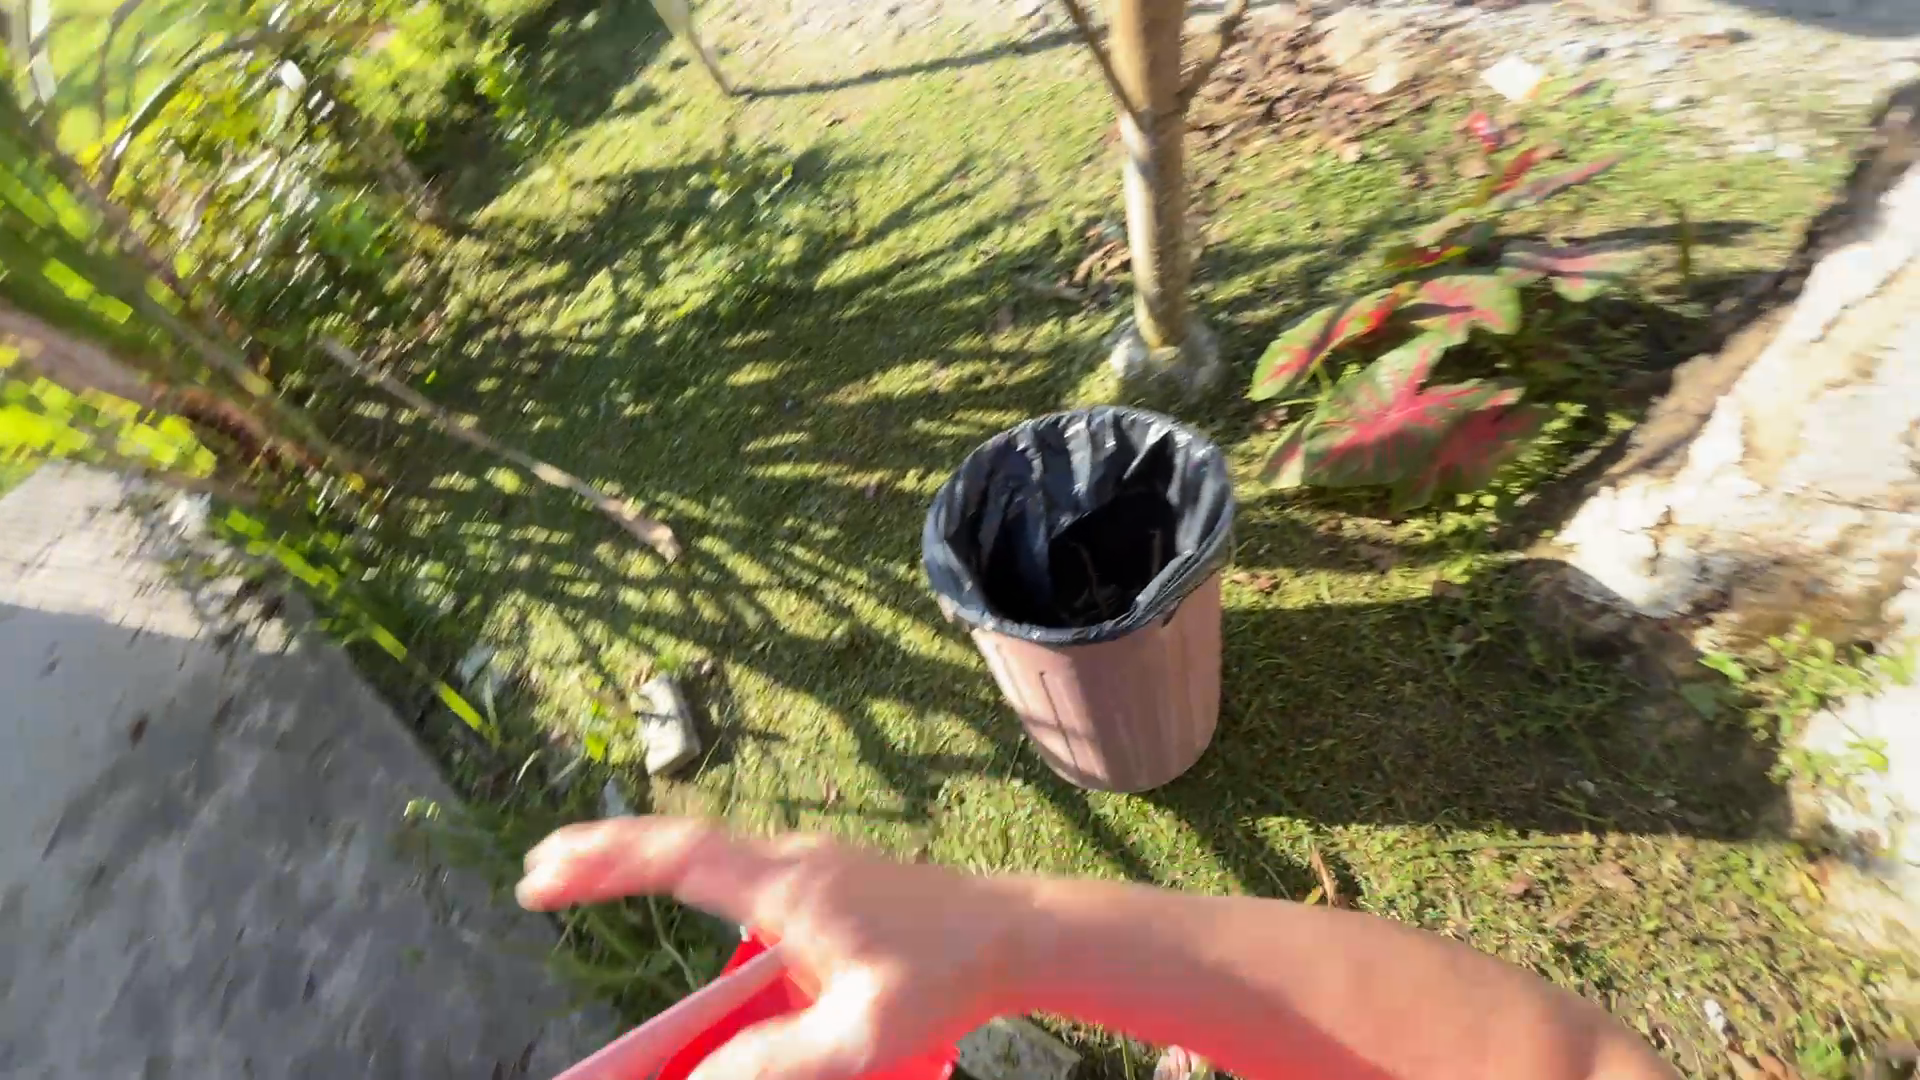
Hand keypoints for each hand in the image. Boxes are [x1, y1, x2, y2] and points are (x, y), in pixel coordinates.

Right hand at [517, 817, 1032, 1079]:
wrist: (1007, 928)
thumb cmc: (942, 976)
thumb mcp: (860, 1038)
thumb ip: (773, 1065)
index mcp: (792, 886)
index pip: (683, 858)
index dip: (608, 862)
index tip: (544, 873)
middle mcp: (795, 858)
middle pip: (687, 841)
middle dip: (611, 850)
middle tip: (542, 871)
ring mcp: (813, 859)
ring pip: (713, 845)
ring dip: (649, 854)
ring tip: (590, 870)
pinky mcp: (828, 872)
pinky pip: (742, 860)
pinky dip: (692, 865)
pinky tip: (681, 882)